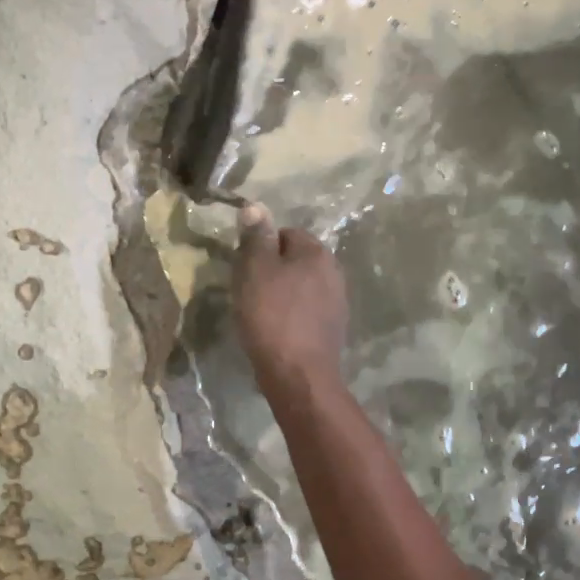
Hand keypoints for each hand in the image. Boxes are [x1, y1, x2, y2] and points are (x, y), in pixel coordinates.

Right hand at [232, 202, 349, 403]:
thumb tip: (255, 205)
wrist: (298, 374)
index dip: (259, 248)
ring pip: (300, 287)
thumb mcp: (255, 271)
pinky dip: (290, 316)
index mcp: (316, 251)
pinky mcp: (332, 329)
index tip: (243, 270)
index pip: (284, 233)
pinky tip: (275, 331)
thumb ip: (255, 237)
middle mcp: (333, 271)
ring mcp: (337, 302)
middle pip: (294, 260)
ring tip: (259, 314)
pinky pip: (305, 311)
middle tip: (247, 292)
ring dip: (280, 294)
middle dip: (271, 271)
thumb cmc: (271, 317)